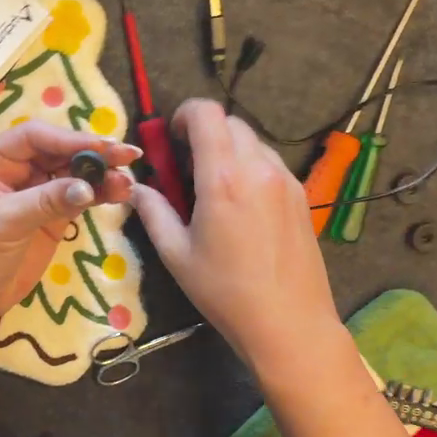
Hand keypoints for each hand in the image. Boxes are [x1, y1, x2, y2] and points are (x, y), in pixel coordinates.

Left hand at [0, 123, 139, 325]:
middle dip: (93, 153)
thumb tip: (88, 187)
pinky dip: (100, 193)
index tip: (103, 147)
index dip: (69, 139)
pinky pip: (81, 196)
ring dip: (102, 174)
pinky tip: (120, 194)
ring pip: (75, 172)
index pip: (36, 137)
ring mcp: (38, 191)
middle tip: (128, 157)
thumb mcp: (7, 222)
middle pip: (61, 150)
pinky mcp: (54, 214)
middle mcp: (17, 168)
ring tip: (127, 182)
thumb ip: (47, 201)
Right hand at [130, 99, 342, 373]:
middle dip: (204, 134)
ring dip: (228, 151)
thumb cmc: (224, 292)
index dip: (184, 115)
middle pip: (230, 123)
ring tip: (213, 189)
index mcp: (222, 178)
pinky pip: (270, 163)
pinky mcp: (301, 195)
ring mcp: (285, 180)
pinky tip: (241, 206)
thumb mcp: (176, 255)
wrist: (288, 322)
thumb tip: (136, 189)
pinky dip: (250, 168)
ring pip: (253, 142)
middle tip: (186, 169)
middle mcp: (258, 168)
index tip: (171, 139)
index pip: (206, 113)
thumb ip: (153, 213)